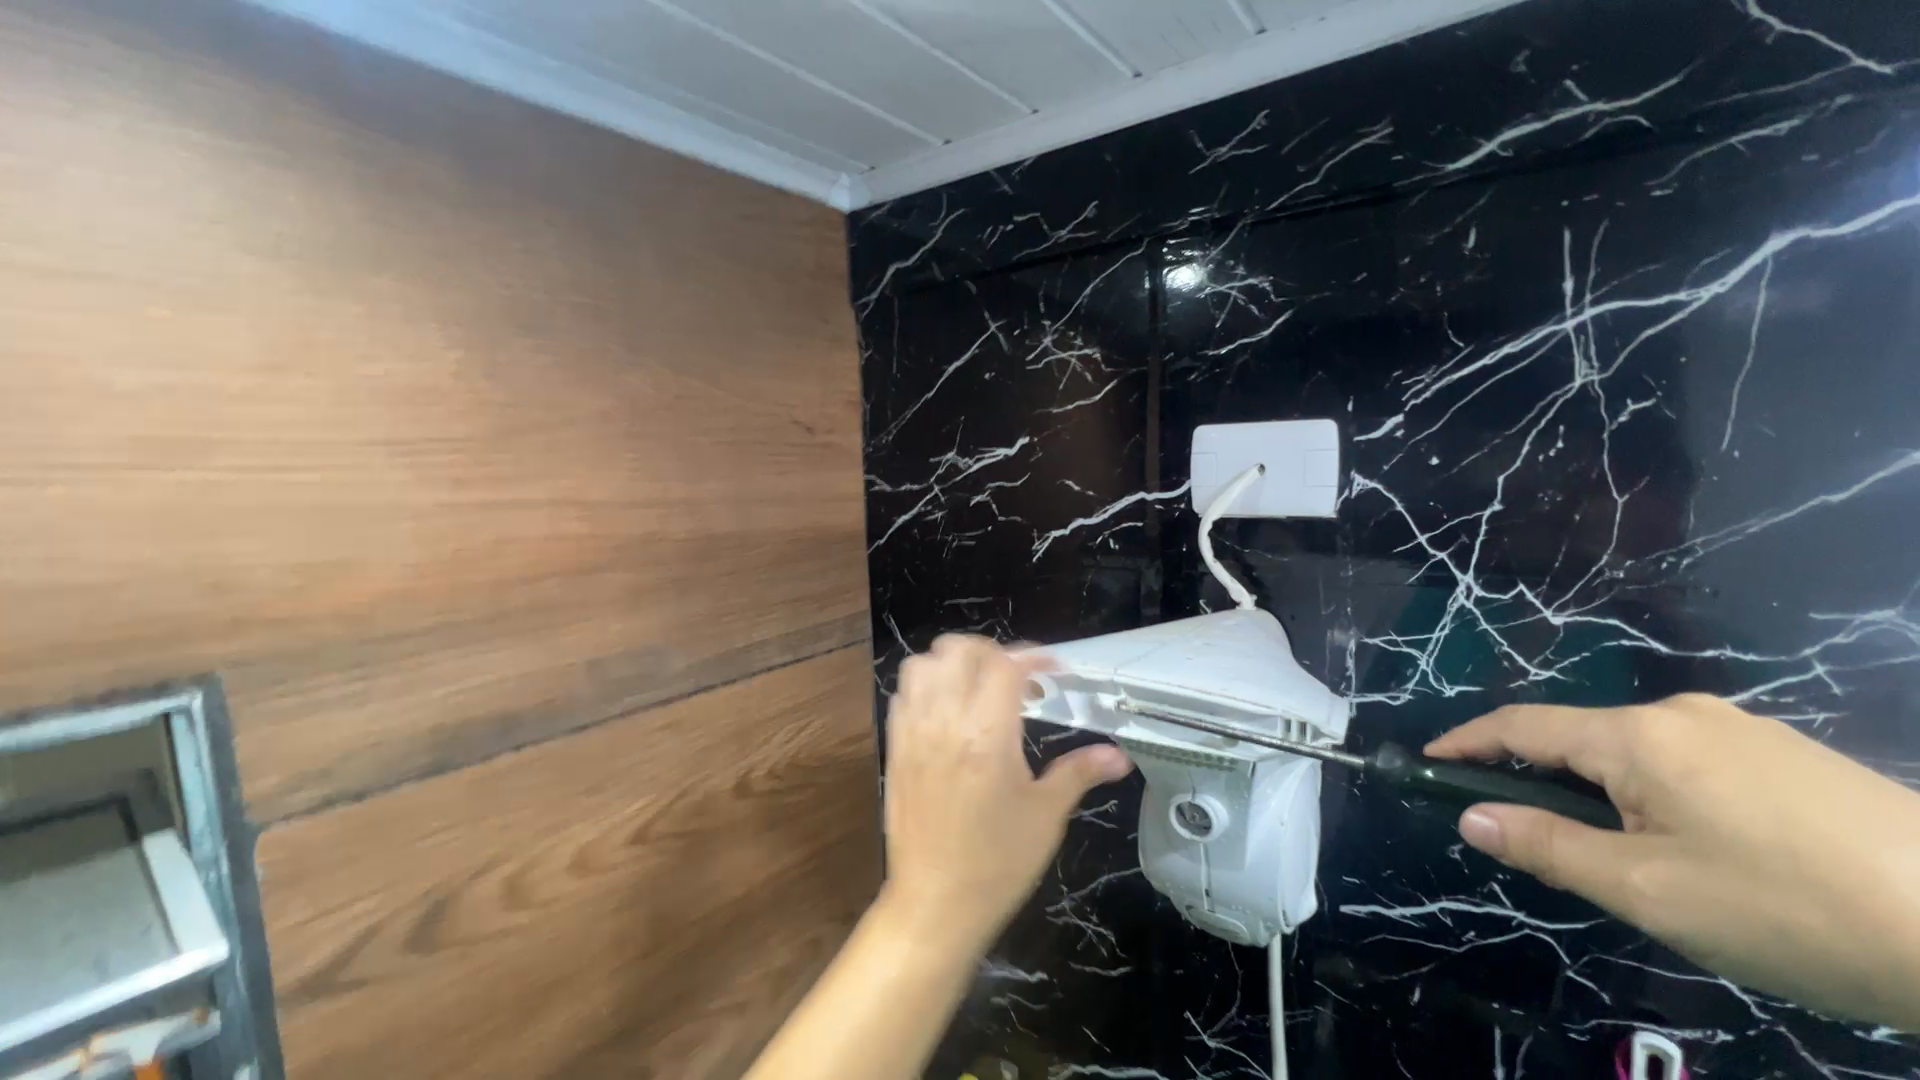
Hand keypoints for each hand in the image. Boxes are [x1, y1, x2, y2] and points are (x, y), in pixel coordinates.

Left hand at [883, 635, 1133, 950]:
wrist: (934, 903)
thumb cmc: (998, 862)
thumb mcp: (1046, 815)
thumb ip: (1079, 772)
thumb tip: (1119, 755)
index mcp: (987, 735)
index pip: (1005, 665)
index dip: (1033, 656)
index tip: (1054, 669)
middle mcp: (944, 723)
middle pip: (956, 651)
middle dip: (990, 650)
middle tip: (1016, 676)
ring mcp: (913, 734)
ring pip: (921, 665)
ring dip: (952, 663)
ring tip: (978, 686)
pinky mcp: (894, 749)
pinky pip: (903, 696)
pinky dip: (926, 686)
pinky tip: (947, 711)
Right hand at [1426, 694, 1919, 1028]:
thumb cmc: (1789, 909)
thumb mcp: (1649, 891)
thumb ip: (1550, 847)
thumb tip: (1472, 818)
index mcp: (1639, 737)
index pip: (1522, 726)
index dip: (1466, 744)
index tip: (1427, 765)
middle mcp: (1684, 715)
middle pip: (1580, 739)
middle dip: (1540, 780)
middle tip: (1534, 841)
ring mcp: (1746, 731)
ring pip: (1638, 756)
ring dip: (1604, 795)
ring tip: (1625, 863)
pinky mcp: (1793, 758)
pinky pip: (1690, 765)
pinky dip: (1657, 797)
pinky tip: (1700, 854)